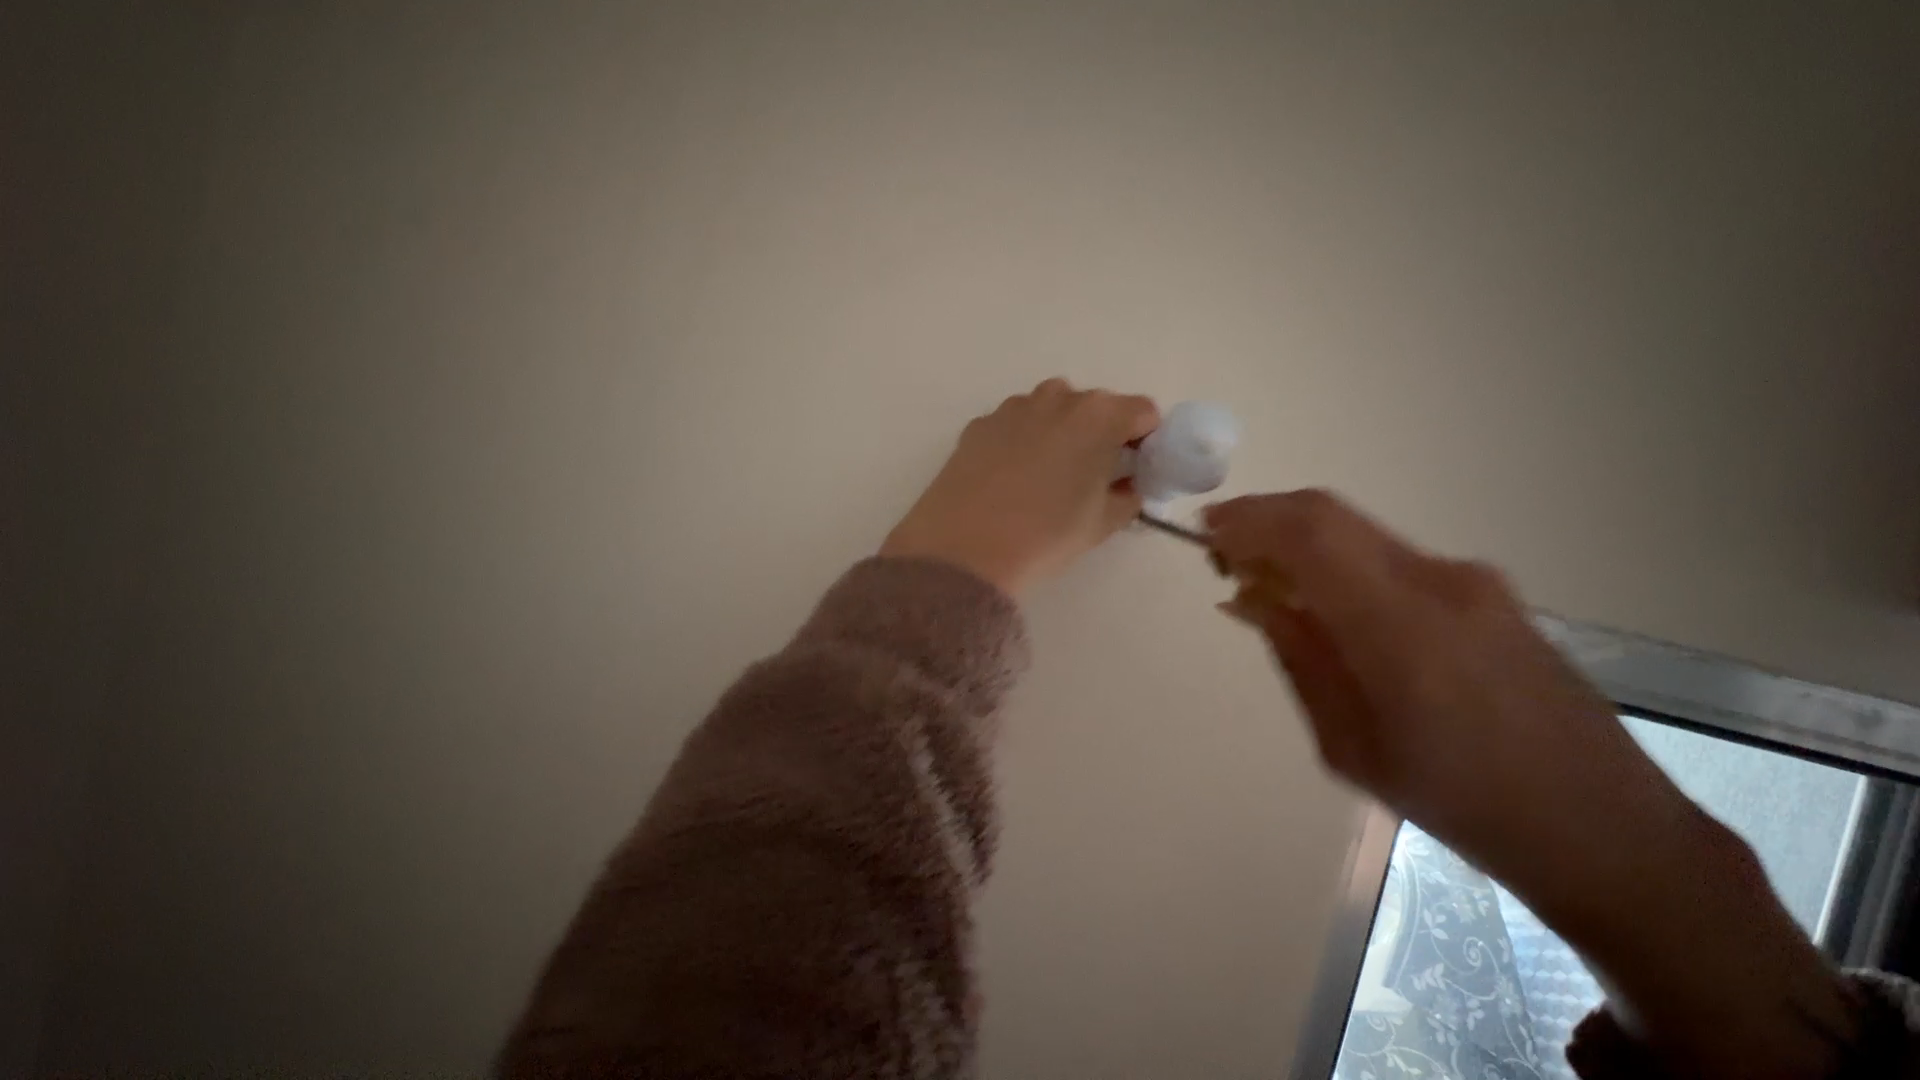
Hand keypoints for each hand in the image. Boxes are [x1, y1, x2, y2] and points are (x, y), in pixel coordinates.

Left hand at [881, 379, 1158, 595]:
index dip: (1145, 441)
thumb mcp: (1103, 523)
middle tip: (1093, 478)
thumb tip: (1126, 485)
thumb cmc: (1047, 534)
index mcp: (1100, 416)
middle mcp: (1058, 397)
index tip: (1135, 470)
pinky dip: (1021, 443)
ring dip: (1059, 434)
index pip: (1143, 412)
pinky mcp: (978, 424)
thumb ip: (1127, 496)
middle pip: (1096, 407)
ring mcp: (1013, 407)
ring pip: (1052, 411)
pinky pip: (1014, 426)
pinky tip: (1009, 481)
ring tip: (1047, 480)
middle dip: (1102, 435)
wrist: (965, 549)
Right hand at [1206, 490, 1849, 1078]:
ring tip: (1274, 591)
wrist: (1601, 826)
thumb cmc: (1458, 802)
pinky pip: (1397, 560)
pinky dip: (1347, 566)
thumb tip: (1253, 600)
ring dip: (1308, 546)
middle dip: (1269, 522)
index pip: (1308, 532)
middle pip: (1332, 515)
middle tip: (1228, 555)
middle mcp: (1440, 582)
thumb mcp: (1349, 745)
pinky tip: (1336, 612)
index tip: (1206, 534)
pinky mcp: (1493, 593)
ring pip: (1364, 536)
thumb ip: (1300, 659)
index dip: (1249, 520)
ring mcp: (1475, 582)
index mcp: (1400, 626)